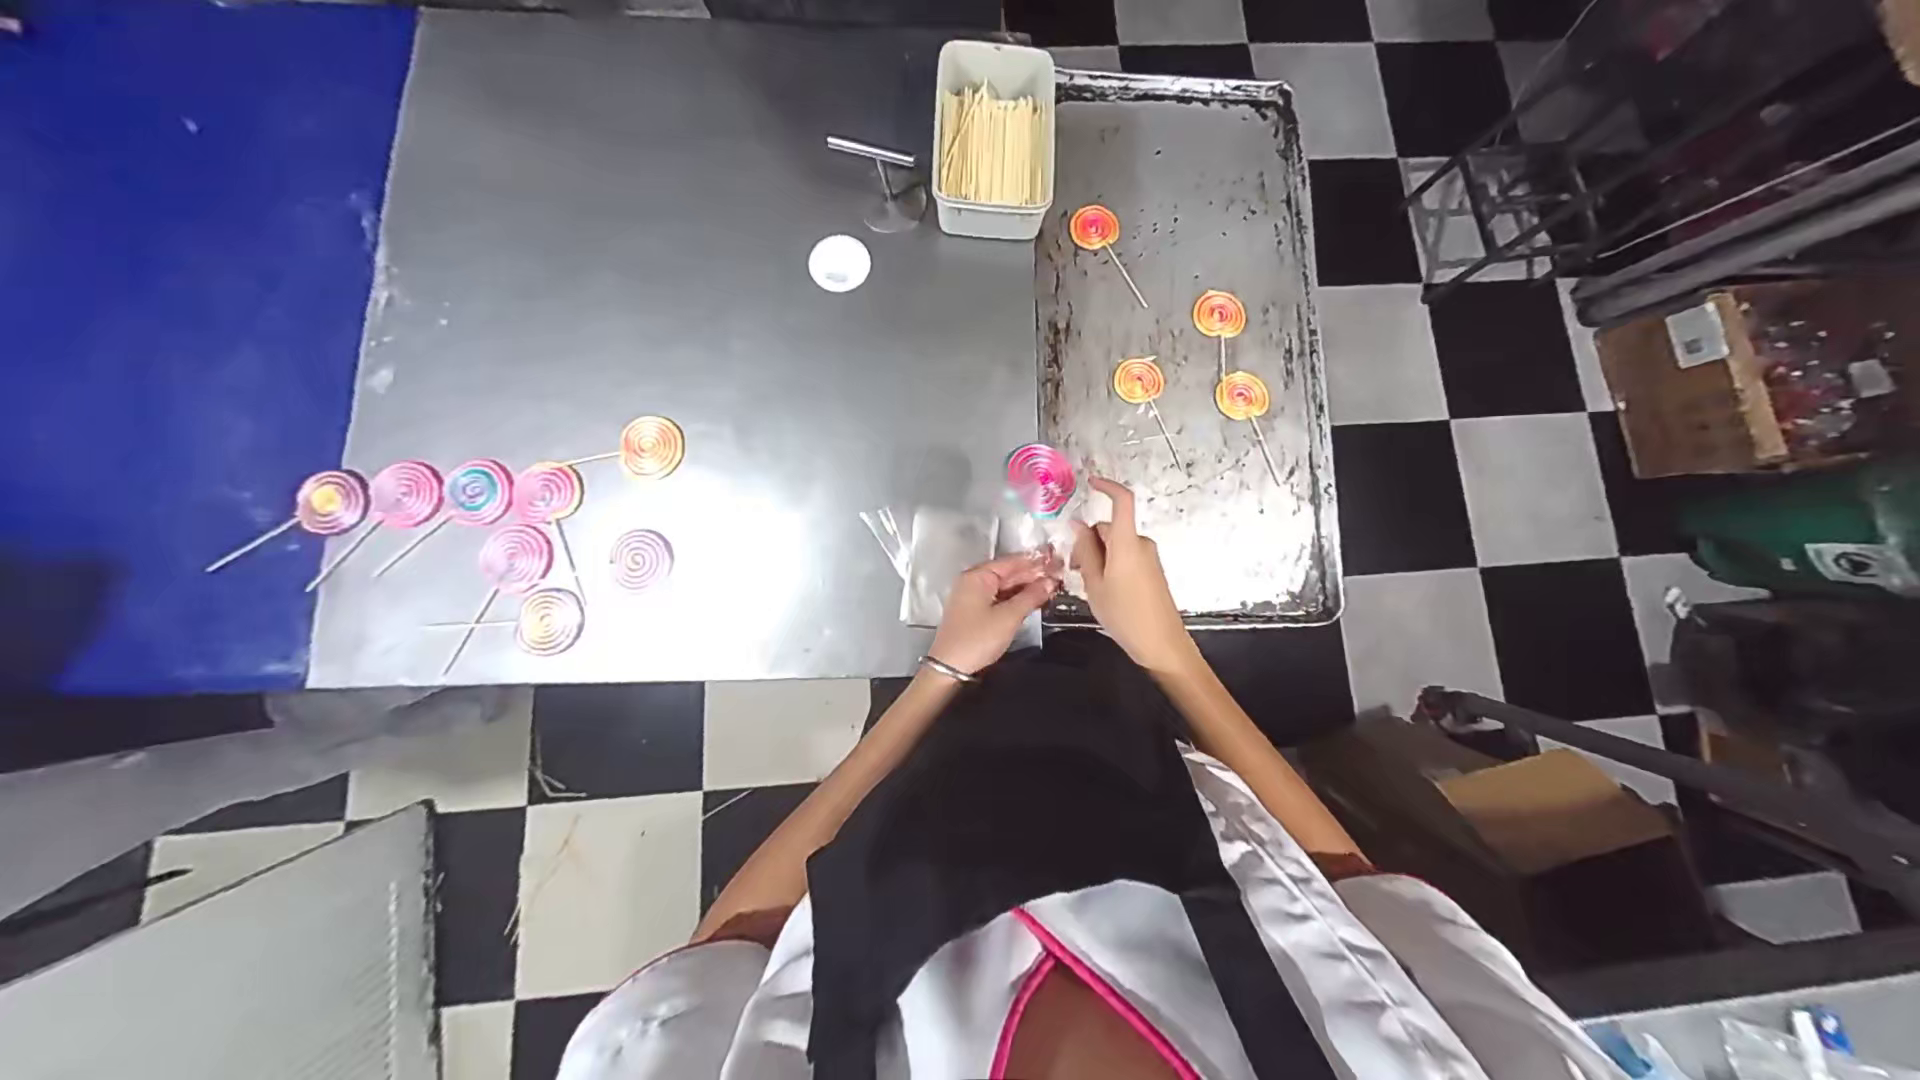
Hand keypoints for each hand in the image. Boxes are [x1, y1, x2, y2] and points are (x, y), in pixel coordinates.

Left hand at [926, 550, 1061, 675]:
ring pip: (1004, 587)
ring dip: (1026, 588)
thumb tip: (1050, 582)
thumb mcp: (1008, 617)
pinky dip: (1015, 599)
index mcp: (977, 576)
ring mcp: (972, 596)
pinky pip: (999, 598)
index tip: (1057, 561)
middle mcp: (973, 581)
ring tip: (1052, 587)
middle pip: (1008, 573)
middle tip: (1059, 575)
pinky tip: (1033, 600)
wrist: (950, 667)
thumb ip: (1031, 596)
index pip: (1011, 562)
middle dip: (1033, 575)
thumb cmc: (978, 638)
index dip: (1035, 562)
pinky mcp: (974, 611)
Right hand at [1070, 477, 1197, 673]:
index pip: (1122, 501)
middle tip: (1075, 569)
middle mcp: (1141, 544)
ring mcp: (1148, 557)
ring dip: (1098, 555)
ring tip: (1089, 585)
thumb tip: (1078, 526)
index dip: (1107, 487)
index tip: (1090, 483)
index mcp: (1127, 543)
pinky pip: (1125, 555)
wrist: (1161, 643)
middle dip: (1089, 540)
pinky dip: (1110, 564)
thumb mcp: (1095, 585)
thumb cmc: (1125, 615)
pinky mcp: (1151, 569)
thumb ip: (1085, 551)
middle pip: (1110, 527)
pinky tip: (1104, 589)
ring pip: (1115, 543)